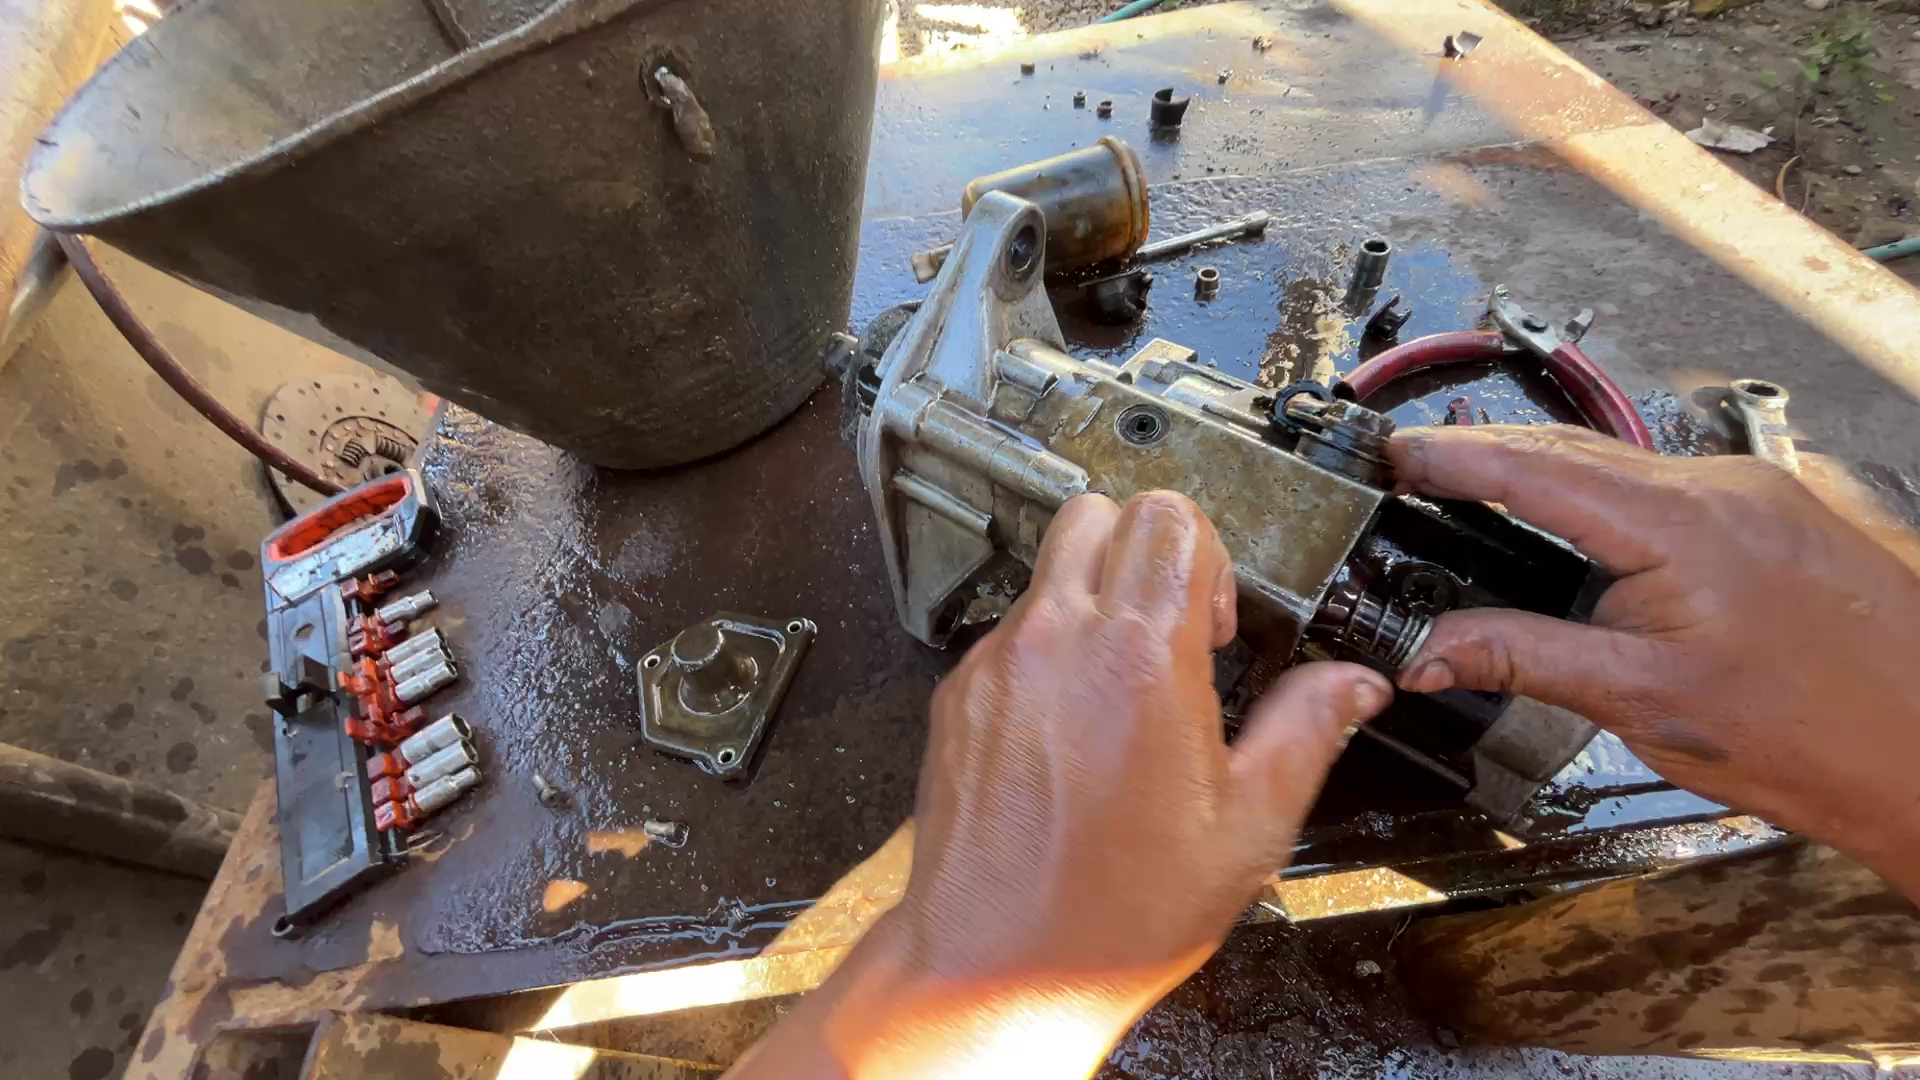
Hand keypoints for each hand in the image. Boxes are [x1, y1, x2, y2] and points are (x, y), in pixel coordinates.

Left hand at [731, 492, 1391, 1078]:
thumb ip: (1303, 732)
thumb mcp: (1243, 827)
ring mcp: (998, 659)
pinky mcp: (960, 686)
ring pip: (1050, 570)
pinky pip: (1011, 628)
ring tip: (1117, 679)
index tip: (1210, 622)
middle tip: (1165, 623)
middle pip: (1096, 513)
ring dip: (1093, 598)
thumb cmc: (1118, 907)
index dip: (1205, 556)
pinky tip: (1066, 721)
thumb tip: (1350, 684)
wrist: (995, 959)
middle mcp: (1056, 639)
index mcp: (1137, 658)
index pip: (1169, 520)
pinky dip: (1047, 646)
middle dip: (1142, 548)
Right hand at [1390, 425, 1919, 897]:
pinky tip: (1530, 502)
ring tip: (1443, 478)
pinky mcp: (1750, 512)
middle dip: (1468, 450)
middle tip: (1395, 465)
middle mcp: (1716, 487)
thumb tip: (1418, 651)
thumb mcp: (1635, 698)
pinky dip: (1562, 483)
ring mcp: (1740, 493)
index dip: (1448, 458)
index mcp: (1684, 524)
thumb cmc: (1816, 733)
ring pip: (1595, 457)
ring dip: (1512, 463)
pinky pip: (1633, 479)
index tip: (1384, 456)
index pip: (1533, 469)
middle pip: (1559, 447)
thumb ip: (1513, 657)